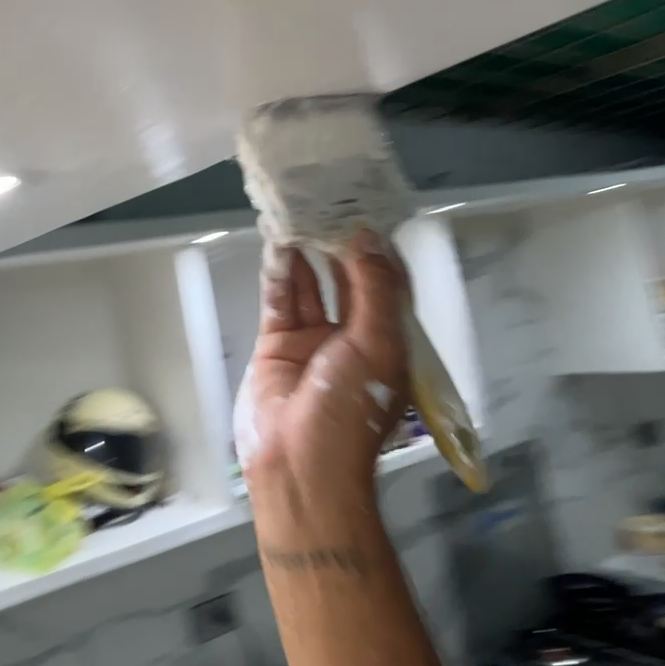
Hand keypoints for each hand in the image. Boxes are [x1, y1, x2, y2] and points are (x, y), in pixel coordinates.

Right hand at [236, 229, 410, 515]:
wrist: (300, 465)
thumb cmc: (351, 408)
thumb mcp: (377, 345)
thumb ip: (374, 287)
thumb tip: (366, 235)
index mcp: (387, 337)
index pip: (386, 281)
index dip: (377, 246)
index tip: (365, 207)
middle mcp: (352, 333)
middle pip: (346, 277)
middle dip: (336, 242)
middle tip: (324, 200)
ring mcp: (313, 338)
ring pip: (310, 284)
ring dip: (304, 251)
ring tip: (296, 212)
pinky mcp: (277, 343)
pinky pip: (280, 300)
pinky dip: (278, 272)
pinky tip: (277, 242)